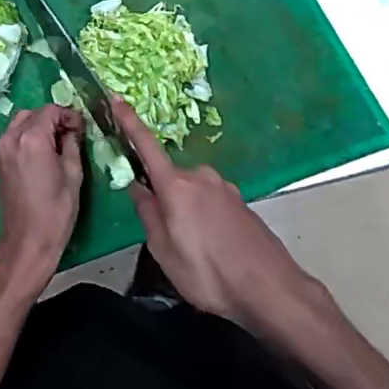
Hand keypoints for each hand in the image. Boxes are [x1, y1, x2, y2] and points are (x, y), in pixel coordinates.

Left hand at [0, 104, 83, 285]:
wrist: (27, 241)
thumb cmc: (56, 210)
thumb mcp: (73, 174)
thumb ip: (72, 144)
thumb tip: (73, 130)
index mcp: (32, 139)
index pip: (51, 111)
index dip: (69, 115)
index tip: (81, 128)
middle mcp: (12, 138)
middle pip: (34, 113)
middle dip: (53, 118)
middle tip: (71, 134)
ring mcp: (2, 149)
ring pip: (21, 122)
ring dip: (39, 125)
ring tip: (57, 143)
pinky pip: (13, 136)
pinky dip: (27, 135)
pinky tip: (42, 152)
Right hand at [111, 98, 324, 333]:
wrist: (272, 289)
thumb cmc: (210, 274)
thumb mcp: (165, 251)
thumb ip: (148, 215)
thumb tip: (137, 188)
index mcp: (176, 185)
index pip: (146, 145)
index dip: (129, 122)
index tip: (117, 99)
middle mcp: (200, 176)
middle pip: (170, 178)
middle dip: (163, 199)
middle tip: (168, 237)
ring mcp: (224, 187)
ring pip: (191, 192)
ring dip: (186, 212)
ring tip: (195, 252)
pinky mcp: (240, 201)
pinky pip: (210, 202)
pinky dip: (204, 219)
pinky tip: (214, 250)